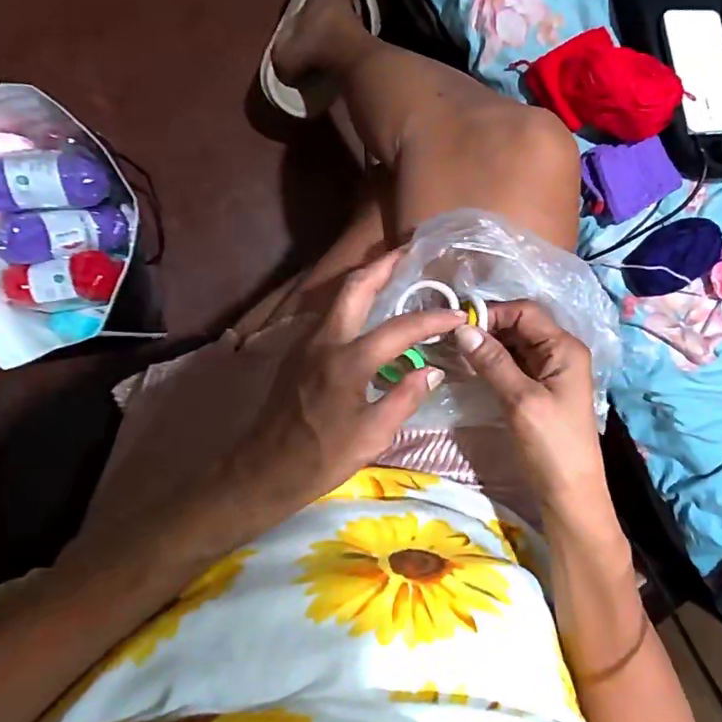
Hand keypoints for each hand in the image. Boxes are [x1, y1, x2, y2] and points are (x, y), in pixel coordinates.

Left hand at [226, 250, 464, 520]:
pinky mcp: (297, 354)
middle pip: (355, 287)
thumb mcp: (373, 434)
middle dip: (383, 265)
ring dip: (366, 282)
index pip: (399, 328)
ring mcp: (306, 344)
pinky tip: (368, 316)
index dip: (431, 319)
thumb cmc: (323, 456)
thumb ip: (405, 397)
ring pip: (338, 299)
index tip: (456, 314)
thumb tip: (432, 370)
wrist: (266, 468)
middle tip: (410, 252)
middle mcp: (324, 340)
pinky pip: (330, 317)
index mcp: (348, 360)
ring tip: (394, 276)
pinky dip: (353, 305)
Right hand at [452, 300, 608, 513]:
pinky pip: (513, 364)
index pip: (525, 311)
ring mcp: (550, 372)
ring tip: (454, 351)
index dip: (492, 313)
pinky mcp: (539, 389)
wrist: (570, 493)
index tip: (457, 326)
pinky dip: (492, 362)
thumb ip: (492, 361)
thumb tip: (462, 328)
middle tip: (450, 338)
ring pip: (514, 344)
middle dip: (486, 327)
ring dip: (486, 345)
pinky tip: (470, 367)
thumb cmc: (551, 445)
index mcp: (564, 348)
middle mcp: (559, 353)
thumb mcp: (520, 400)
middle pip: (519, 325)